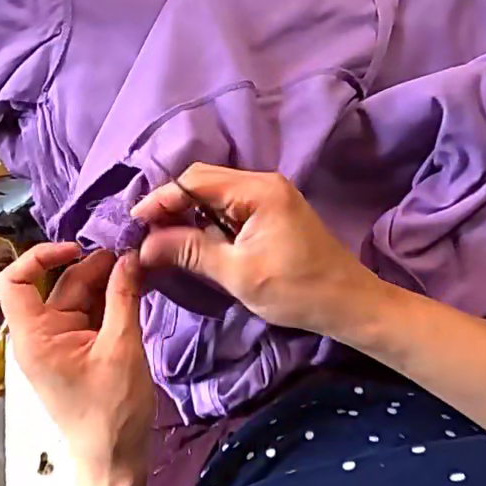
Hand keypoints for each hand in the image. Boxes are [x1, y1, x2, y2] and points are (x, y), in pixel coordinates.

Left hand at [0, 243, 152, 485]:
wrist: (116, 463)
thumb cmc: (112, 413)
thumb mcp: (122, 349)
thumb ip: (124, 297)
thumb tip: (128, 256)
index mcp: (34, 336)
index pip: (16, 281)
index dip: (40, 256)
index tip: (77, 249)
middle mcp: (41, 334)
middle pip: (59, 284)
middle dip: (93, 266)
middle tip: (129, 253)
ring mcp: (61, 341)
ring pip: (79, 295)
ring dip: (107, 280)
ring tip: (138, 265)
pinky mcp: (79, 348)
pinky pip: (91, 313)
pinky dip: (111, 299)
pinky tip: (135, 285)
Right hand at [133, 163, 392, 341]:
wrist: (351, 305)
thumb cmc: (297, 291)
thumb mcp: (237, 274)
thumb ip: (190, 251)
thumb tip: (145, 245)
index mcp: (257, 191)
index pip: (194, 181)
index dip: (160, 200)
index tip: (134, 223)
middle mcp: (261, 183)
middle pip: (200, 180)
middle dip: (169, 203)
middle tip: (144, 231)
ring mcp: (267, 195)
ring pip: (211, 192)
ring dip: (184, 211)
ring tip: (160, 236)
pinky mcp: (268, 210)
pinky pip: (225, 205)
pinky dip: (202, 218)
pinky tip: (188, 238)